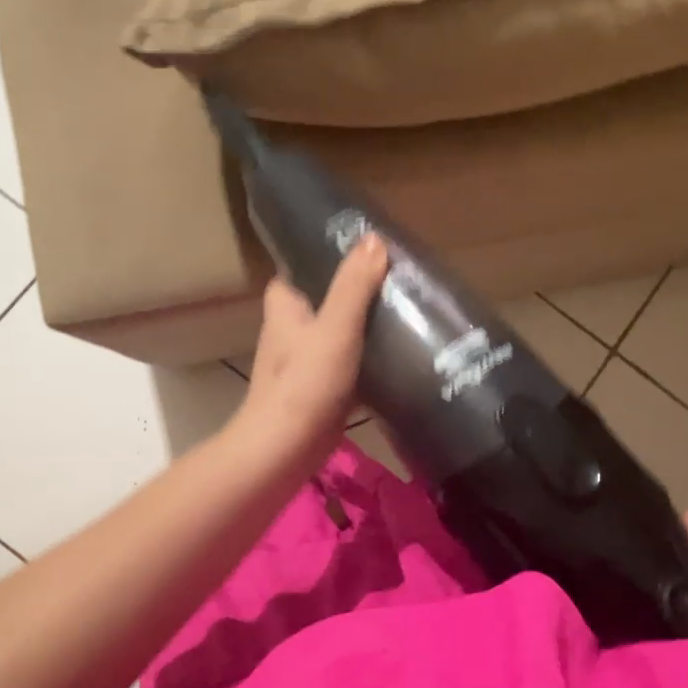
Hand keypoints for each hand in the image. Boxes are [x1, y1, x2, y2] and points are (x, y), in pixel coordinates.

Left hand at [228, 233, 388, 477]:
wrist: (287, 449)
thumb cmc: (305, 382)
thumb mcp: (336, 326)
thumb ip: (354, 285)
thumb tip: (374, 238)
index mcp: (284, 308)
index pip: (296, 271)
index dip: (321, 259)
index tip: (357, 250)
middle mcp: (290, 332)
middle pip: (322, 302)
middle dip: (351, 293)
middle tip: (392, 280)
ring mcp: (304, 364)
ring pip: (337, 336)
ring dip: (362, 329)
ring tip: (402, 313)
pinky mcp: (321, 392)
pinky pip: (348, 367)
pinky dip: (368, 363)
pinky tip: (399, 359)